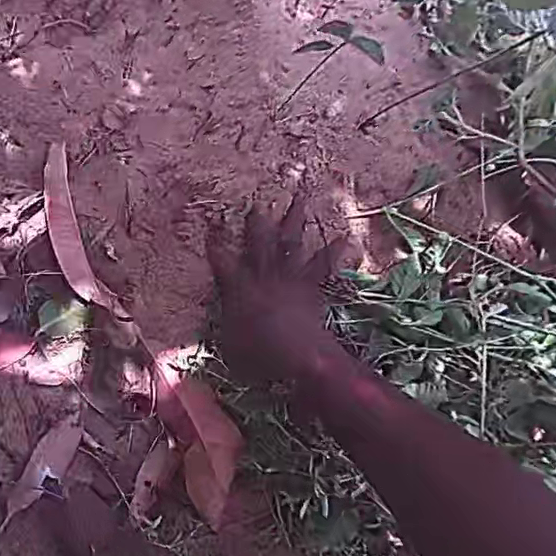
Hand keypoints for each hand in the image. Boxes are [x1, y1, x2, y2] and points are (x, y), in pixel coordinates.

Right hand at [209, 193, 346, 385]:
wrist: (302, 357)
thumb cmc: (258, 353)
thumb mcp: (229, 342)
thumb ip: (224, 325)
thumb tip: (220, 321)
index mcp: (239, 287)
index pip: (221, 260)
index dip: (214, 243)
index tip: (210, 225)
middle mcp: (264, 277)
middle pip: (259, 243)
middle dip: (257, 223)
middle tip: (259, 202)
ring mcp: (290, 279)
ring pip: (291, 244)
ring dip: (295, 221)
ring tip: (301, 198)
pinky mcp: (311, 289)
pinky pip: (323, 267)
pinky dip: (334, 253)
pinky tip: (345, 238)